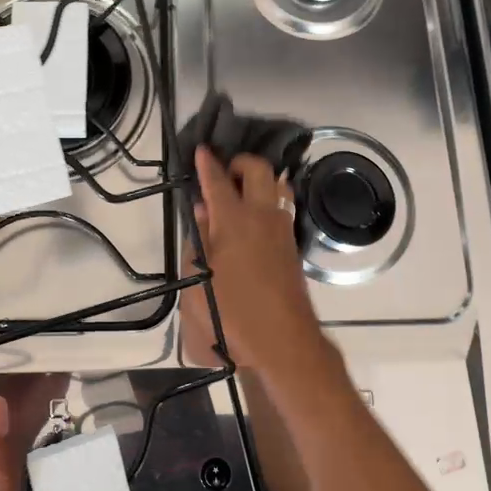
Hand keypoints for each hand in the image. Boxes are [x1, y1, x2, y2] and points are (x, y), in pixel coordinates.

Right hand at [183, 146, 328, 377]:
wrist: (284, 340)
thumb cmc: (232, 313)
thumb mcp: (198, 280)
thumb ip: (200, 240)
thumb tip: (203, 211)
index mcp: (233, 220)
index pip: (217, 181)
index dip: (207, 163)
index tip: (202, 150)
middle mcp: (262, 216)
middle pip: (258, 170)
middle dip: (240, 162)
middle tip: (224, 171)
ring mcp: (282, 229)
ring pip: (277, 186)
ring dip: (260, 180)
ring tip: (241, 191)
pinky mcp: (292, 245)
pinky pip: (282, 207)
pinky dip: (268, 200)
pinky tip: (254, 218)